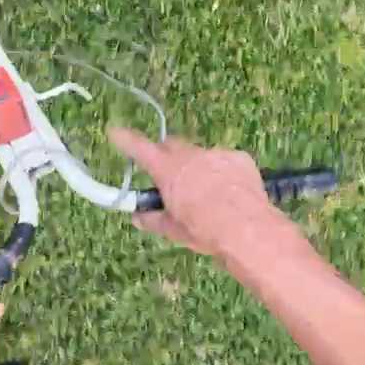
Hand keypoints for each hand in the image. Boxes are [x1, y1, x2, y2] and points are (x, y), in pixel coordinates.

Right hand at [110, 126, 298, 263]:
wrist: (250, 231)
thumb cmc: (205, 231)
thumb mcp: (174, 230)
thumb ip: (153, 219)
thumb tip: (137, 217)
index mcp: (167, 170)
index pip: (139, 147)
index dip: (125, 139)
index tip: (115, 132)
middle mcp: (189, 155)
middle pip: (171, 146)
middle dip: (166, 156)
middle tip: (169, 176)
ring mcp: (215, 154)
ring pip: (199, 154)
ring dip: (196, 166)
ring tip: (206, 191)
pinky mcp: (238, 158)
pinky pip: (224, 160)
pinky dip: (221, 171)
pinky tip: (229, 191)